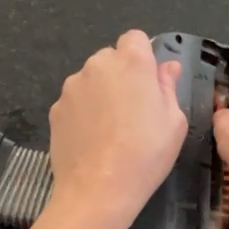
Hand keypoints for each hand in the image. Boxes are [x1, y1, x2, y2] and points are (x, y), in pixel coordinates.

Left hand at [47, 30, 187, 228]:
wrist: (97, 190)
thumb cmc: (145, 155)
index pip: (135, 38)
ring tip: (110, 130)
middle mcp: (97, 65)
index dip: (143, 58)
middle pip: (110, 58)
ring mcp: (71, 87)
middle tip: (132, 110)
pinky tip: (91, 140)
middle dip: (120, 76)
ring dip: (100, 94)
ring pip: (90, 81)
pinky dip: (82, 113)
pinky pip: (74, 103)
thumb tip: (168, 68)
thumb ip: (168, 87)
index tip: (149, 84)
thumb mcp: (174, 122)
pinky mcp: (55, 109)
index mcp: (131, 62)